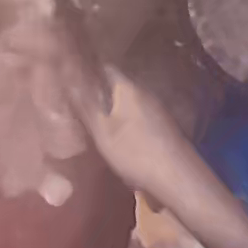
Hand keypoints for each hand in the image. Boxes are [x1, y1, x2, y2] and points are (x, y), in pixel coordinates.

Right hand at [74, 70, 200, 201]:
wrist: (181, 182)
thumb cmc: (136, 153)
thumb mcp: (101, 131)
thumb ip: (84, 104)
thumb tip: (67, 78)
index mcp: (128, 87)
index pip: (103, 66)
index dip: (85, 69)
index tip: (68, 76)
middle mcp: (144, 91)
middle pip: (115, 83)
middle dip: (96, 88)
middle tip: (75, 98)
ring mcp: (157, 109)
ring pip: (126, 99)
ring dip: (110, 106)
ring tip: (91, 117)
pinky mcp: (163, 126)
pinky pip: (136, 113)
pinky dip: (123, 118)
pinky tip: (115, 134)